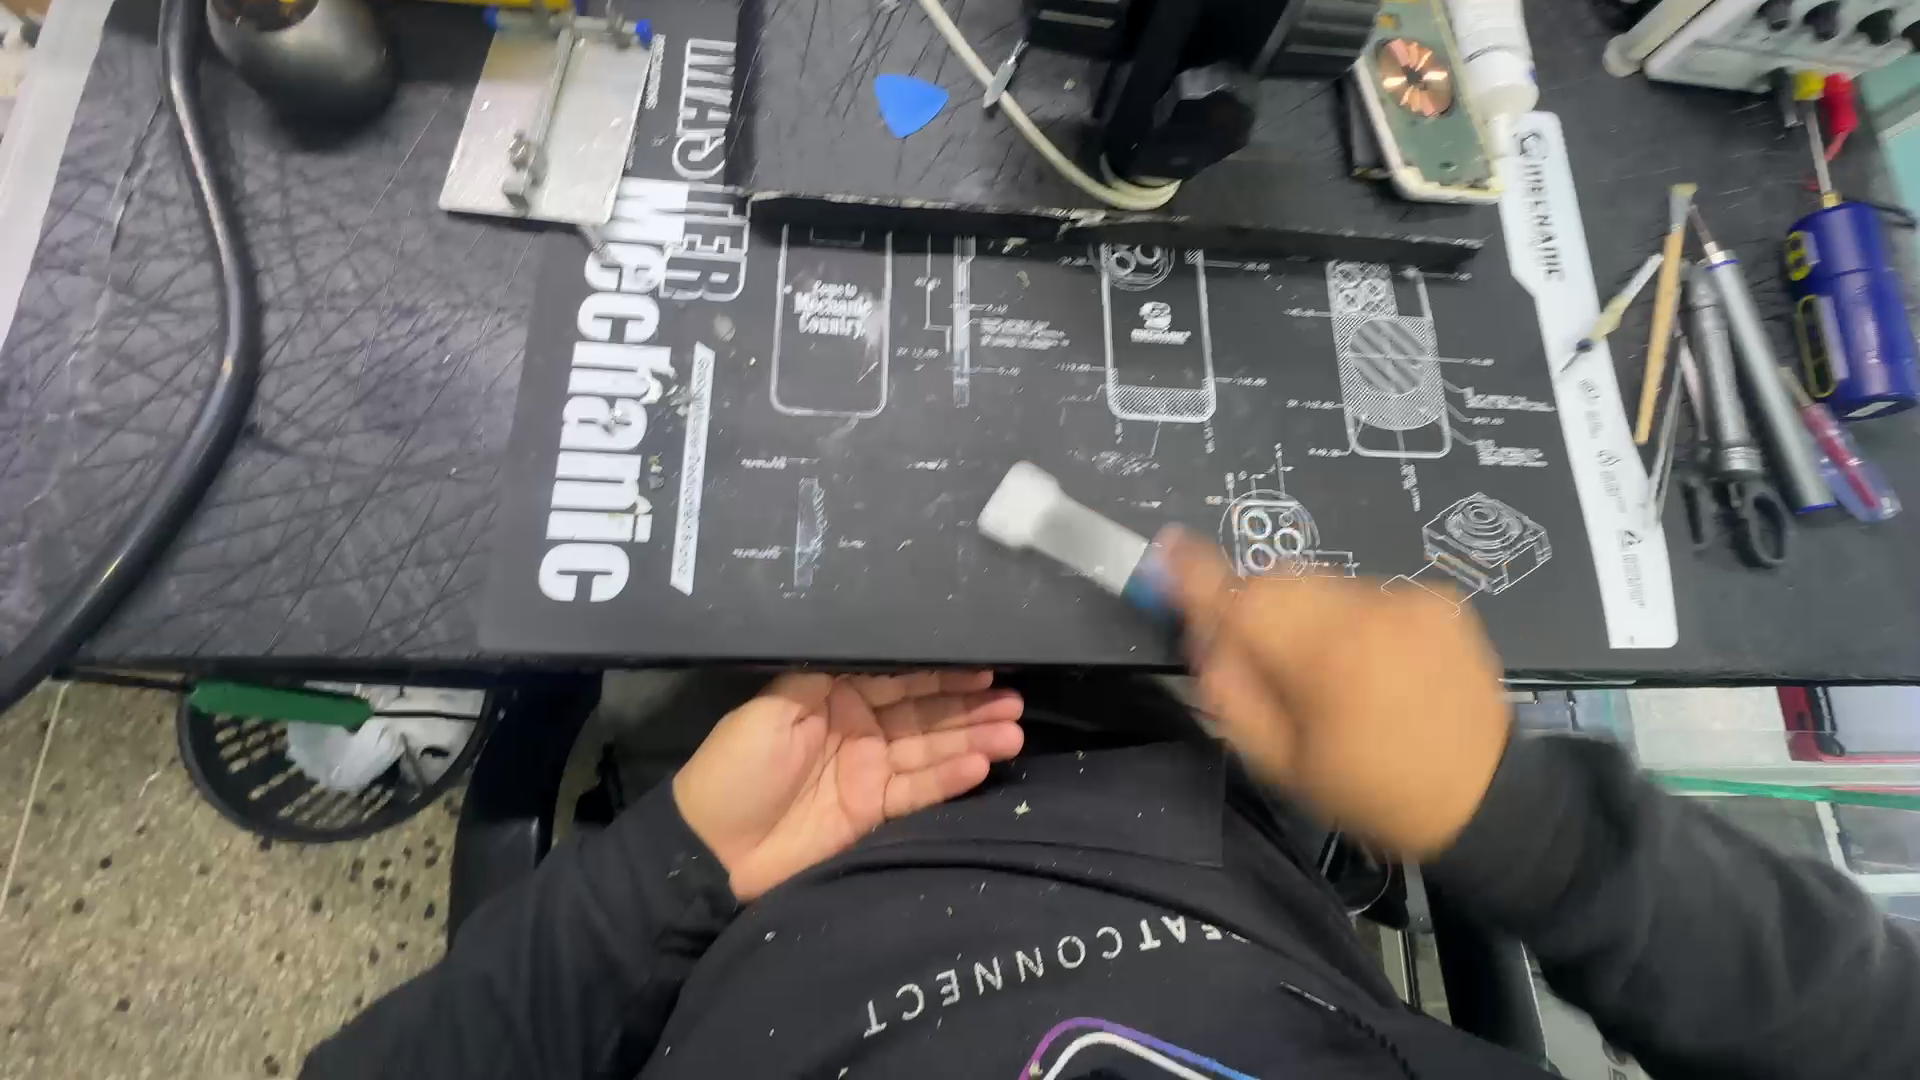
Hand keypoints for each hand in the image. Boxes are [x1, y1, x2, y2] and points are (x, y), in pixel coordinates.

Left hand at [672, 671, 1024, 899]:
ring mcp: (870, 770)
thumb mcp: (776, 705)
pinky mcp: (874, 811)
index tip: (984, 668)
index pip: (900, 679)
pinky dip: (950, 778)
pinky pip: (919, 791)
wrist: (711, 848)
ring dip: (972, 740)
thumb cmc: (739, 766)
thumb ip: (829, 673)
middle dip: (969, 706)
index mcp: (836, 696)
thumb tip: (877, 644)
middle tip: (1014, 702)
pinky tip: (982, 764)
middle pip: (925, 713)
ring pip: (930, 751)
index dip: (942, 673)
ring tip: (1013, 732)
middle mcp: (861, 728)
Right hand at [1160, 529, 1511, 857]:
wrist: (1488, 798)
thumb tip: (1205, 639)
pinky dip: (1345, 612)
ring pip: (1317, 581)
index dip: (1196, 572)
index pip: (1242, 599)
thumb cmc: (1371, 790)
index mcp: (1324, 659)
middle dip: (1253, 604)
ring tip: (1321, 661)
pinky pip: (1361, 589)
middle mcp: (1367, 613)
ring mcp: (1406, 599)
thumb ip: (1230, 694)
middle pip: (1276, 580)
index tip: (1167, 549)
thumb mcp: (1280, 762)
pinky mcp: (1436, 597)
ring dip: (1300, 608)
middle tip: (1261, 652)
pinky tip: (1365, 655)